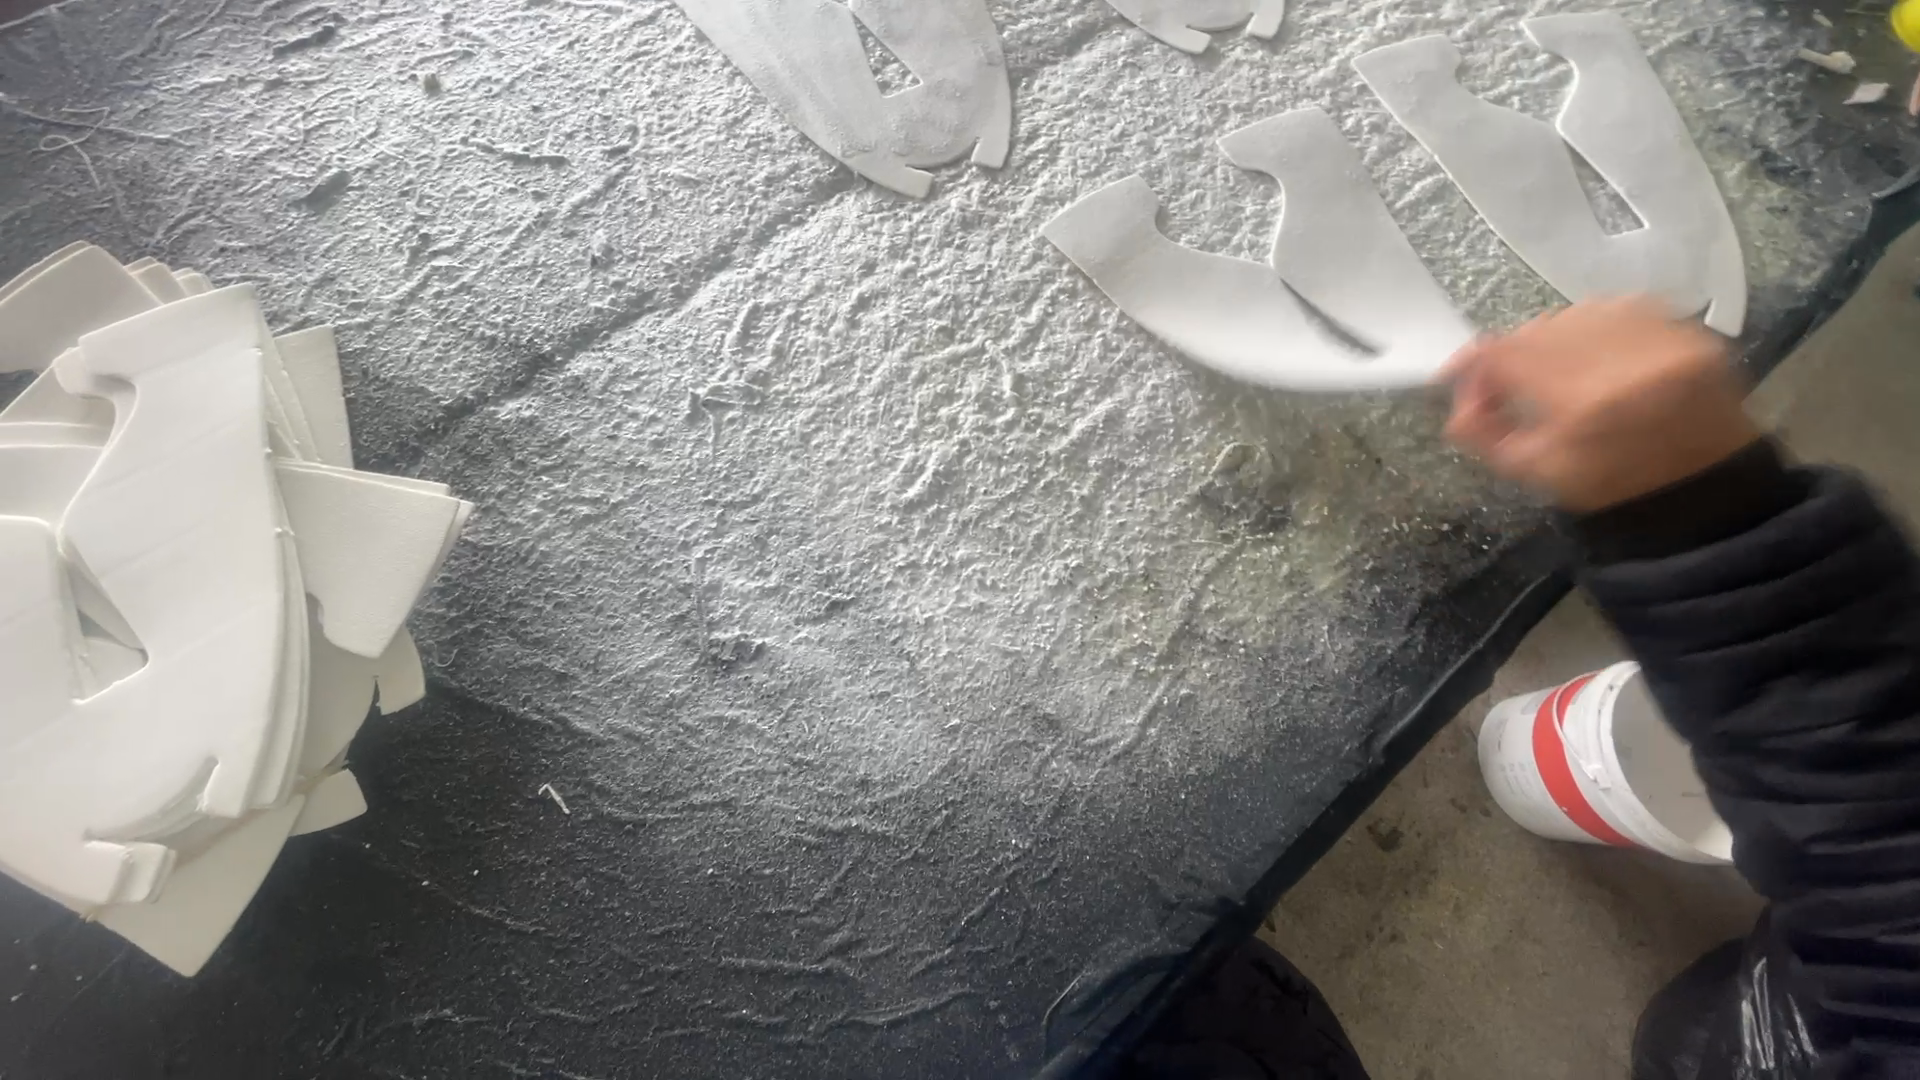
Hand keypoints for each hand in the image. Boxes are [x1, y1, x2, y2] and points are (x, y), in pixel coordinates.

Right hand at [1441, 298, 1760, 512]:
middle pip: (1539, 329)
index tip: (1456, 371)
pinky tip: (1590, 349)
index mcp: (1582, 403)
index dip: (1472, 359)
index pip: (1507, 353)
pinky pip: (1623, 306)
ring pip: (1577, 313)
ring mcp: (1664, 341)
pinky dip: (1594, 324)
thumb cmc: (1603, 483)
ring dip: (1551, 336)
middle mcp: (1626, 362)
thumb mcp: (1526, 468)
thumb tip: (1456, 386)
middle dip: (1511, 351)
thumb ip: (1478, 429)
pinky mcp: (1690, 332)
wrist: (1697, 482)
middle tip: (1506, 378)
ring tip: (1552, 365)